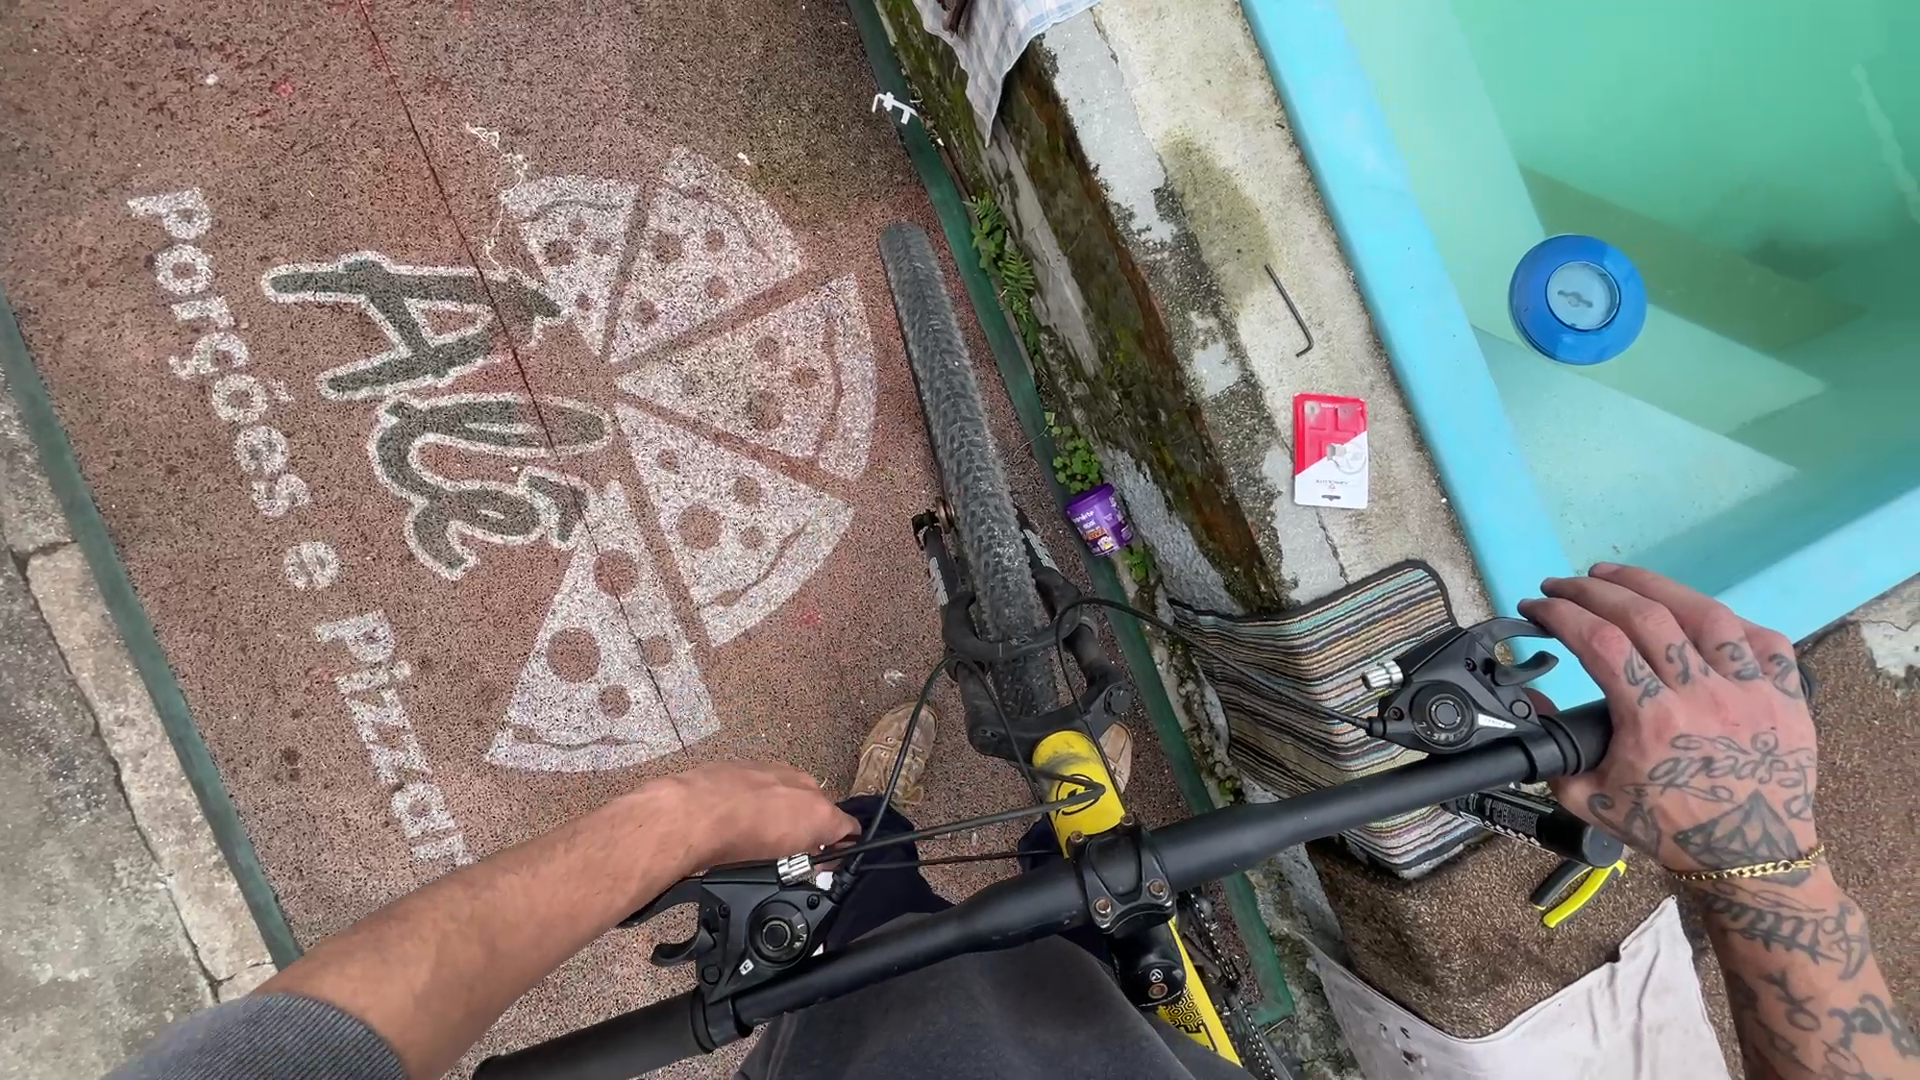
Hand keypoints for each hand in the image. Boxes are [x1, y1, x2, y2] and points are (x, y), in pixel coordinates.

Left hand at [651, 761, 859, 872]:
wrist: (697, 811)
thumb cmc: (736, 838)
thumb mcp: (781, 861)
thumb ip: (807, 851)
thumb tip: (813, 853)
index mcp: (820, 811)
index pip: (849, 827)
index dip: (843, 845)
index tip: (831, 856)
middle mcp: (806, 785)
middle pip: (820, 808)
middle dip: (810, 827)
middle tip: (791, 849)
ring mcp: (781, 771)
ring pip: (793, 793)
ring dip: (785, 811)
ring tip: (761, 833)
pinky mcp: (756, 764)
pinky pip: (769, 783)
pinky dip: (762, 797)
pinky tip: (742, 816)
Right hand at [1518, 563, 1818, 879]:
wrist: (1751, 859)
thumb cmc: (1661, 826)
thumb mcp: (1582, 793)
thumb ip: (1548, 745)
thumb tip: (1530, 699)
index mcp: (1652, 719)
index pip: (1597, 641)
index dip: (1558, 613)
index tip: (1534, 606)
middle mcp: (1705, 696)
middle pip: (1644, 615)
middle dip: (1591, 589)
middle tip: (1561, 584)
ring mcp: (1754, 694)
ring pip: (1705, 614)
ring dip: (1652, 586)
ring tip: (1616, 576)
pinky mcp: (1790, 700)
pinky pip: (1764, 640)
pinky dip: (1723, 618)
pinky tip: (1692, 614)